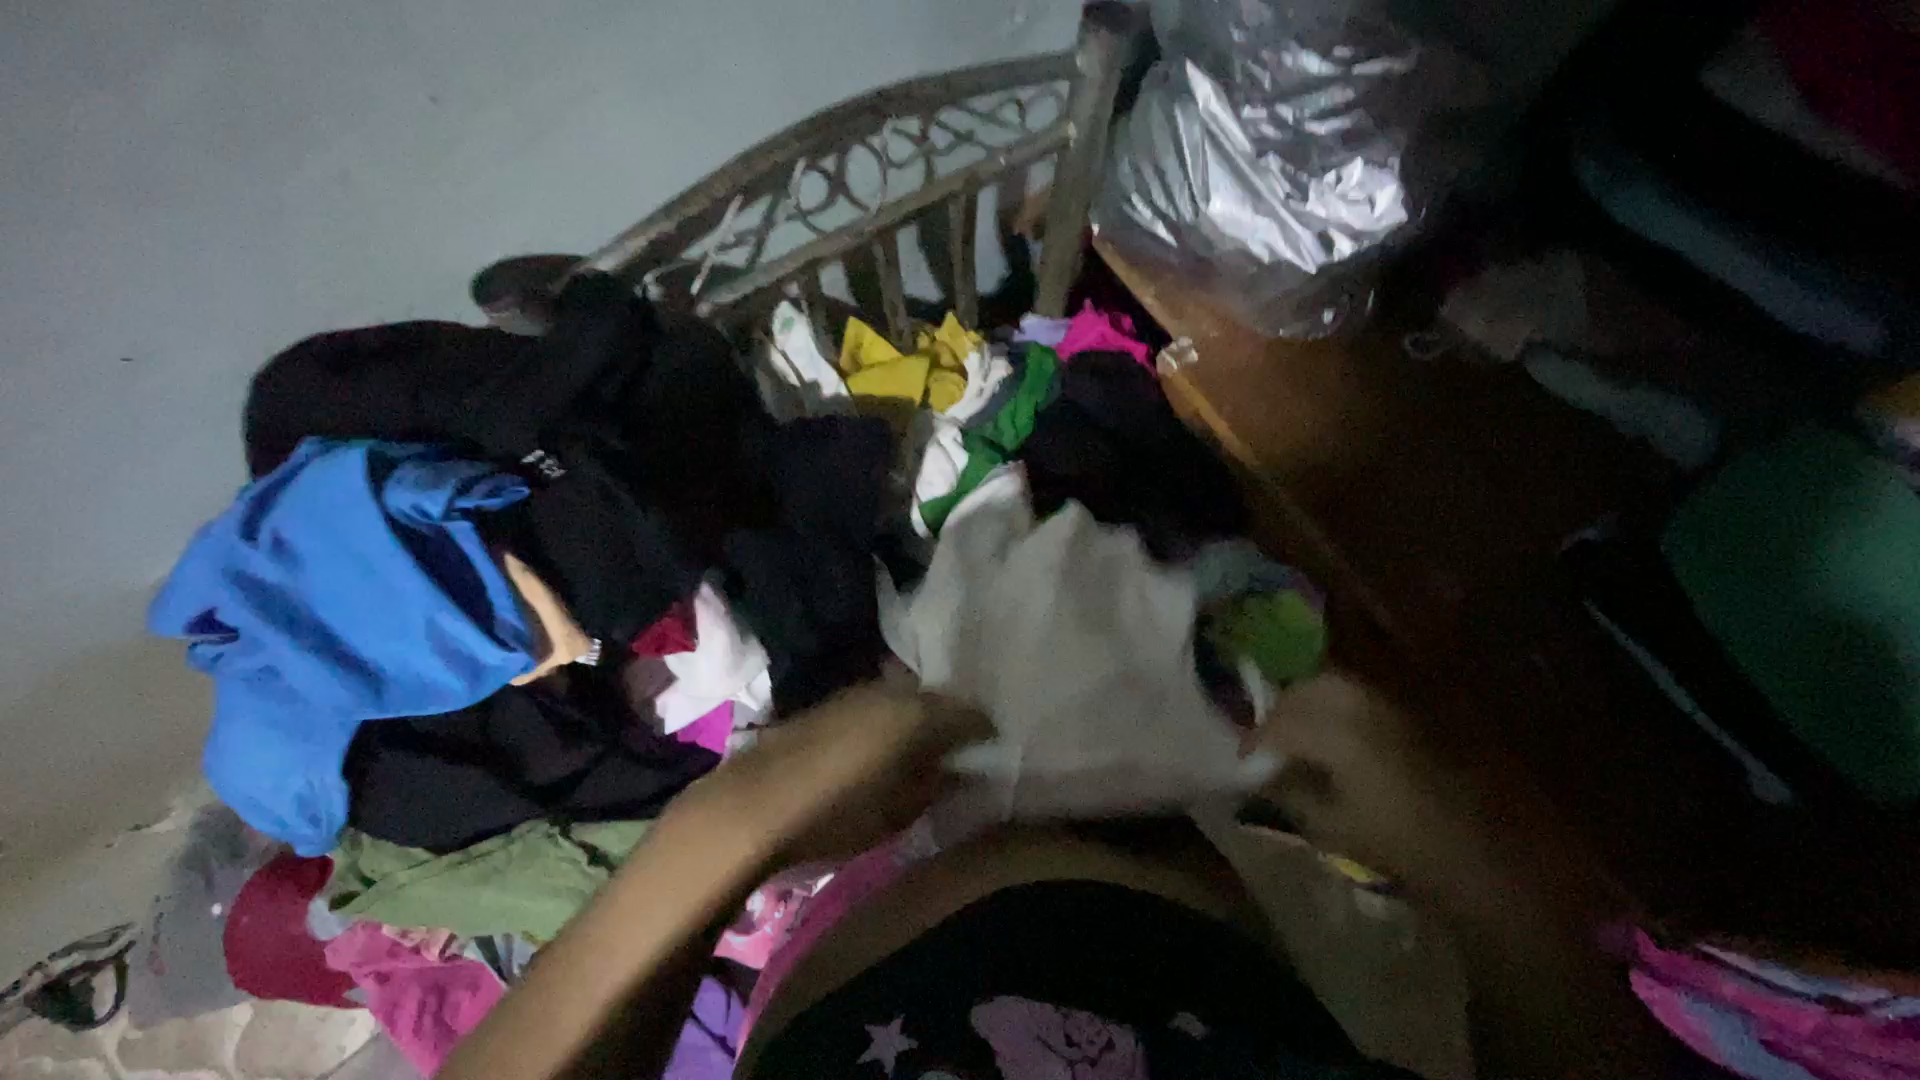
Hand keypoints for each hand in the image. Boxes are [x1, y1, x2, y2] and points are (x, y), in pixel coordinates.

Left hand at [684, 671, 993, 864]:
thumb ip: (936, 786)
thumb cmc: (837, 814)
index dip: (986, 735)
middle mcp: (893, 690)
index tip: (992, 757)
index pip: (972, 714)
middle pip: (939, 699)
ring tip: (922, 751)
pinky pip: (877, 703)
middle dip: (952, 723)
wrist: (752, 804)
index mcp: (919, 713)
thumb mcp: (899, 812)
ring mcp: (859, 690)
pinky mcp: (830, 700)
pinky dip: (890, 719)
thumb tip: (960, 772)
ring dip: (919, 719)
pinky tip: (883, 746)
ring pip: (906, 698)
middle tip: (960, 754)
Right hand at [1249, 670, 1490, 888]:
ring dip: (1308, 703)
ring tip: (1299, 734)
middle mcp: (1363, 704)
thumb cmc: (1401, 845)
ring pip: (1335, 685)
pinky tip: (1335, 734)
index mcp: (1338, 731)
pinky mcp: (1414, 711)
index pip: (1278, 723)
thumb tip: (1262, 774)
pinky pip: (1362, 695)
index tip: (1245, 761)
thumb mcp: (1332, 826)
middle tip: (1269, 742)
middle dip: (1280, 713)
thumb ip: (1290, 792)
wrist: (1483, 854)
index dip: (1255, 741)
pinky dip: (1338, 706)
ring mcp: (1392, 703)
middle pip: (1305, 690)